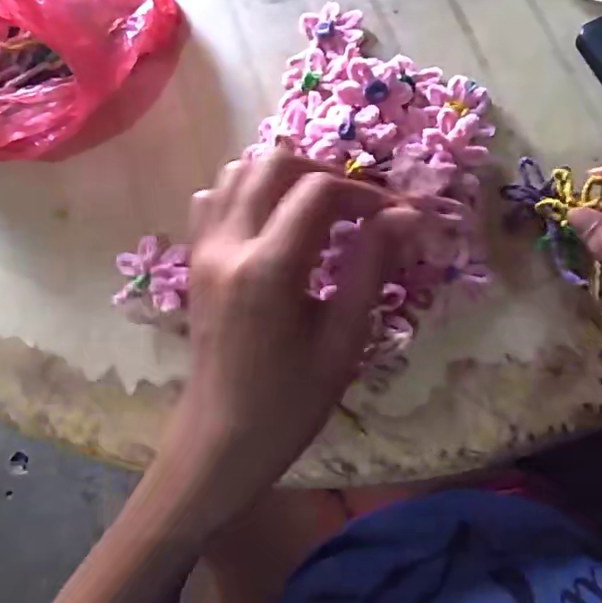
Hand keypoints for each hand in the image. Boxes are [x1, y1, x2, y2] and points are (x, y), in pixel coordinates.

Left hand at [155, 147, 429, 533]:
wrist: (220, 439)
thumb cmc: (290, 402)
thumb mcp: (343, 340)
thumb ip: (371, 267)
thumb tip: (406, 215)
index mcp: (267, 269)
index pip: (320, 192)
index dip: (366, 194)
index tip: (395, 217)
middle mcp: (227, 244)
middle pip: (276, 163)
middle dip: (327, 173)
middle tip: (359, 206)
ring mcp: (203, 248)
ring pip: (240, 170)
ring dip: (287, 176)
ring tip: (321, 208)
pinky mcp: (195, 258)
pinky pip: (216, 197)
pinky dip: (250, 190)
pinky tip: (276, 221)